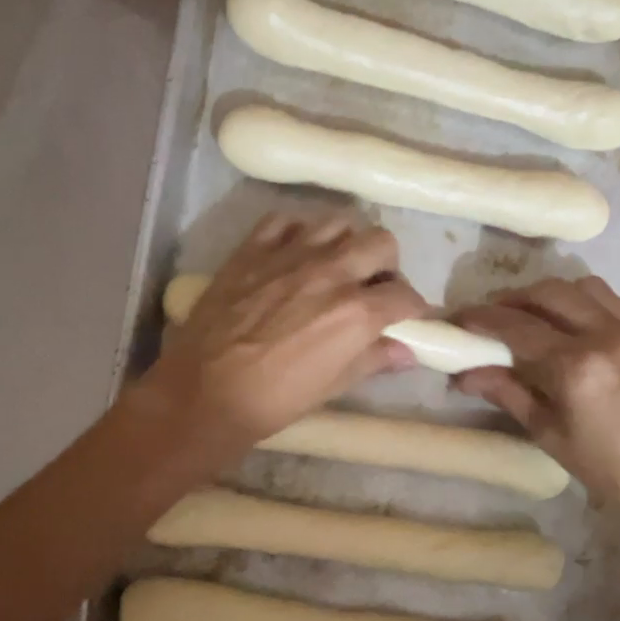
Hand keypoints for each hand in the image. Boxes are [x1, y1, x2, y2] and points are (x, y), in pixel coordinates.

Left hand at [138, 210, 428, 450]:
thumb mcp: (332, 386)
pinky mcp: (252, 250)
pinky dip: (298, 232)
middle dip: (387, 266)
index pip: (405, 296)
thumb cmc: (275, 400)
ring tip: (336, 266)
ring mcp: (289, 255)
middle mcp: (331, 272)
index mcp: (356, 312)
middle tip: (373, 288)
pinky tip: (294, 254)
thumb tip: (405, 353)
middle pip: (381, 243)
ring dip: (346, 242)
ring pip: (338, 222)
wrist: (207, 393)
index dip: (412, 309)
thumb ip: (372, 360)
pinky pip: (285, 220)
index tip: (407, 318)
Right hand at [454, 278, 619, 532]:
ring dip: (548, 294)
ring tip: (529, 316)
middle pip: (547, 293)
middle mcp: (603, 335)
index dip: (481, 319)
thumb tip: (464, 375)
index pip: (516, 327)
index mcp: (574, 366)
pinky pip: (611, 300)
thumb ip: (508, 394)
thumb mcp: (548, 434)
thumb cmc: (607, 470)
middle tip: (488, 317)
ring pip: (582, 287)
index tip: (458, 319)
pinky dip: (583, 300)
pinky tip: (571, 322)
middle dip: (511, 300)